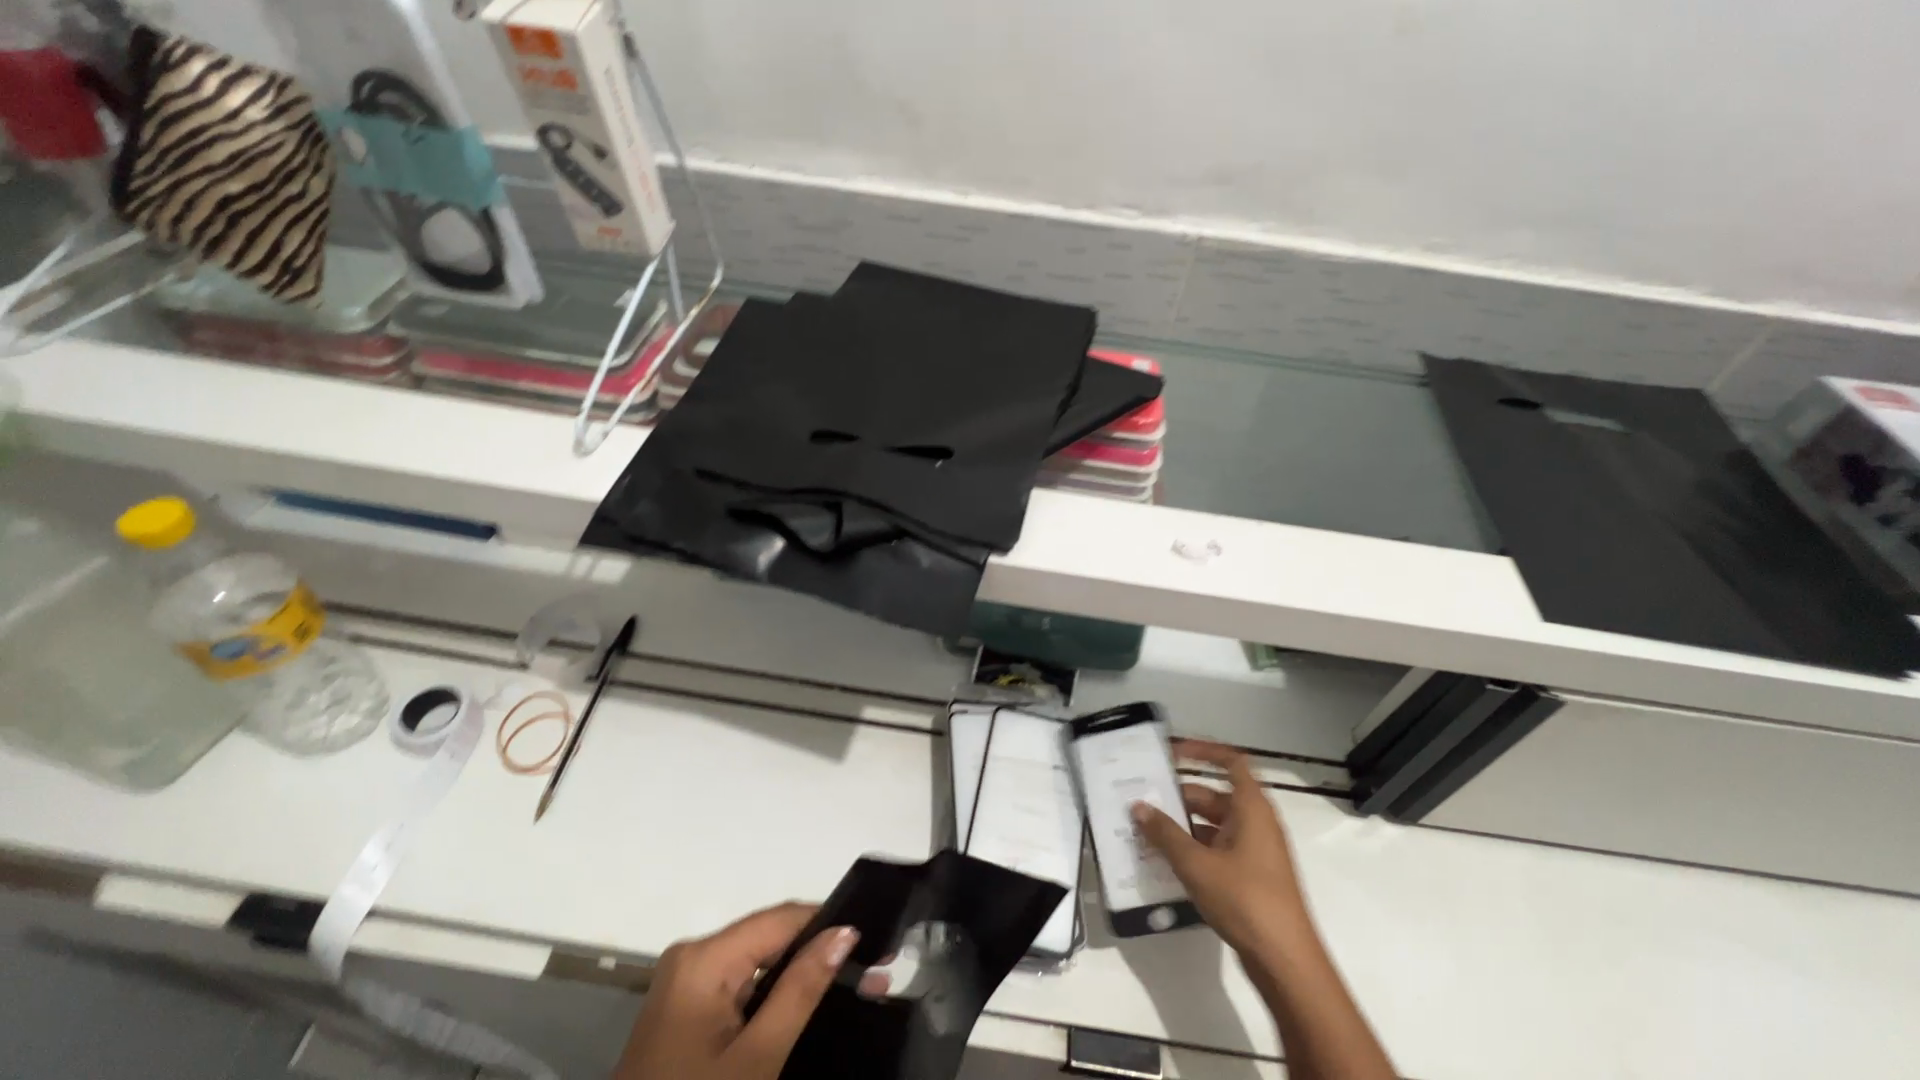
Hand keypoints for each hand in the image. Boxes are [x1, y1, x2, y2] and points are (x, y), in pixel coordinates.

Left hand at [615, 902, 877, 1079]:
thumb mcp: (758, 1055)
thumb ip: (801, 990)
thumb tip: (844, 933)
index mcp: (705, 958)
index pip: (781, 919)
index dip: (831, 925)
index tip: (878, 944)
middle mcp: (693, 955)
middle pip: (770, 936)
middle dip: (822, 951)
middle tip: (876, 973)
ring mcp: (687, 979)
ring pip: (759, 959)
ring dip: (803, 972)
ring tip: (857, 986)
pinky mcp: (687, 1003)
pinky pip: (742, 981)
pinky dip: (776, 991)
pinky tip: (810, 1003)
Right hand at [1132, 739, 1311, 957]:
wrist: (1284, 958)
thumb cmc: (1244, 899)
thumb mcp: (1196, 864)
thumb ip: (1165, 833)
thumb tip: (1138, 806)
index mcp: (1252, 809)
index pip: (1231, 762)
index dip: (1203, 752)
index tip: (1170, 754)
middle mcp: (1256, 823)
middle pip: (1214, 797)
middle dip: (1177, 798)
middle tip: (1140, 802)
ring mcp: (1255, 852)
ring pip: (1212, 827)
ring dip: (1181, 828)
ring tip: (1143, 833)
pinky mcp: (1250, 877)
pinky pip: (1216, 851)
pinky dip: (1192, 852)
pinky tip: (1163, 863)